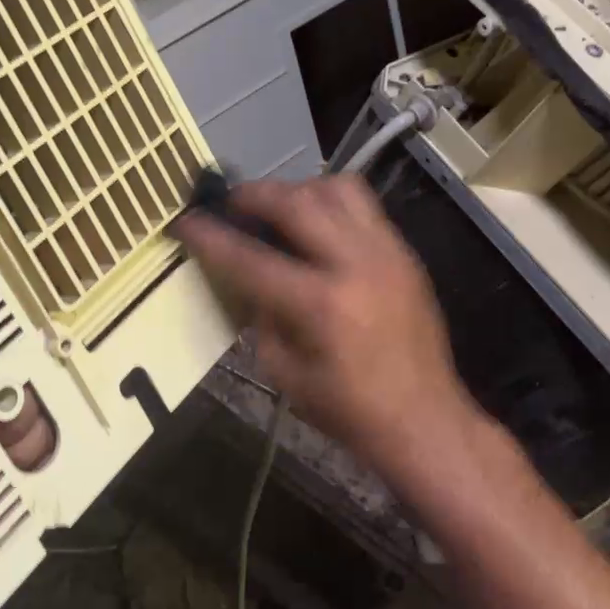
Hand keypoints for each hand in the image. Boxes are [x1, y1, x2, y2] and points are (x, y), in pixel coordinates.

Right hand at [171, 176, 475, 463]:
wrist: (424, 420)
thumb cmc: (346, 408)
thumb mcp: (282, 370)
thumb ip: (259, 315)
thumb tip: (243, 276)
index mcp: (320, 305)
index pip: (250, 257)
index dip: (210, 237)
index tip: (185, 221)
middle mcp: (355, 265)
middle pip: (295, 202)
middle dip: (253, 195)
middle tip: (230, 202)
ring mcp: (386, 253)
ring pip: (336, 188)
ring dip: (296, 191)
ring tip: (277, 209)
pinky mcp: (404, 253)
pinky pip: (362, 206)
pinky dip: (329, 204)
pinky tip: (314, 227)